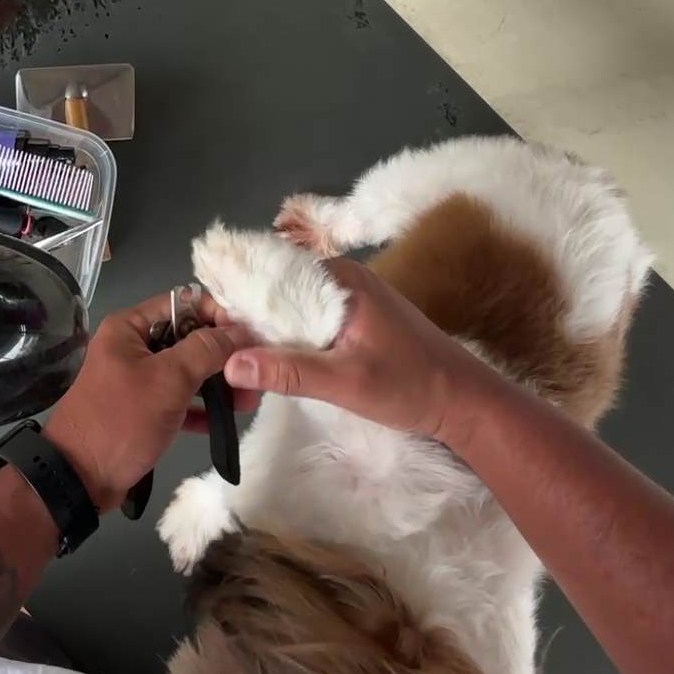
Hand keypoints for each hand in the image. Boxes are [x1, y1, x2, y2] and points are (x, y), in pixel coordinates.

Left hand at [43, 291, 252, 509]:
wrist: (80, 477)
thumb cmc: (122, 419)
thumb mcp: (168, 380)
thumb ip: (205, 350)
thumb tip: (239, 330)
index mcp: (129, 327)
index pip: (181, 303)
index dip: (216, 314)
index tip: (249, 335)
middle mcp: (131, 346)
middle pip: (186, 337)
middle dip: (222, 353)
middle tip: (256, 373)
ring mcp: (136, 379)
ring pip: (185, 370)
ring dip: (217, 382)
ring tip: (250, 400)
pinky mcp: (141, 409)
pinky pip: (178, 399)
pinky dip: (201, 406)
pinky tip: (228, 419)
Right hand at [219, 257, 500, 442]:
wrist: (466, 404)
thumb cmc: (411, 387)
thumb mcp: (346, 383)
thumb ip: (289, 371)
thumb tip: (229, 364)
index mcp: (338, 277)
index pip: (270, 270)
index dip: (235, 291)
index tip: (206, 319)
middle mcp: (339, 276)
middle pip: (276, 285)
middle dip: (244, 309)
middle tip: (212, 340)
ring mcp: (346, 294)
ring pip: (288, 301)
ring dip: (262, 323)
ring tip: (227, 347)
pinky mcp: (350, 314)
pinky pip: (303, 313)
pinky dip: (283, 330)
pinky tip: (265, 352)